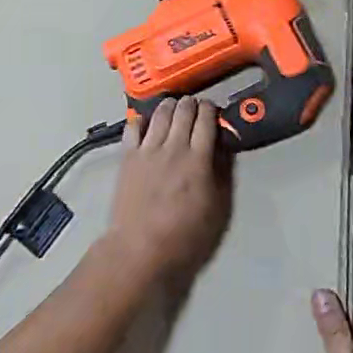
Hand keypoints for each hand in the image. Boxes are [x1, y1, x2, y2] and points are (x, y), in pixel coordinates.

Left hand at [102, 98, 231, 282]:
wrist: (141, 249)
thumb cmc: (185, 235)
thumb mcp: (218, 207)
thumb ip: (223, 172)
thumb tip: (224, 147)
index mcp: (198, 158)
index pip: (206, 119)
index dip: (212, 109)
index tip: (214, 110)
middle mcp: (173, 147)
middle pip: (183, 110)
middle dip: (192, 104)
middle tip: (196, 108)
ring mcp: (147, 150)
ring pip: (160, 113)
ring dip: (170, 105)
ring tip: (174, 107)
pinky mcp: (127, 157)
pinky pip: (133, 127)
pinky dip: (142, 119)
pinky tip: (147, 121)